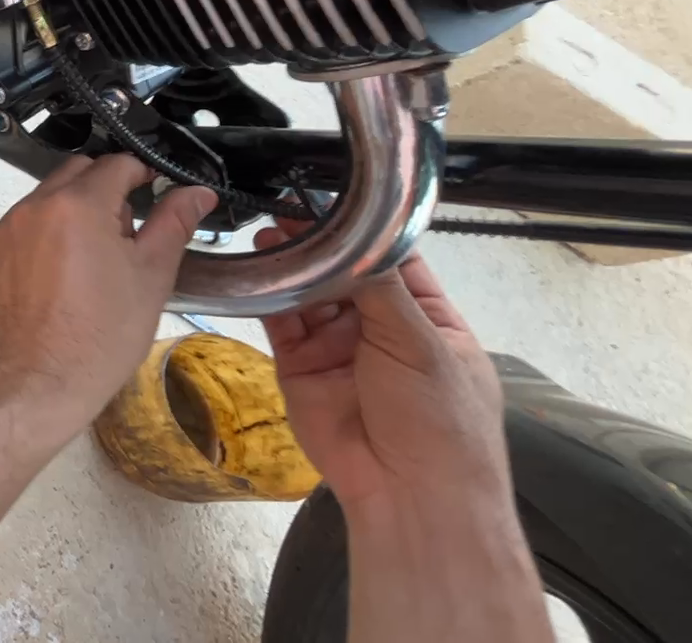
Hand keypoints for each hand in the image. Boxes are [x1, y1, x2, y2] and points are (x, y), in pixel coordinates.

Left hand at [0, 155, 216, 428]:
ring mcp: (8, 227)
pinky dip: (46, 230)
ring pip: (48, 195)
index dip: (142, 172)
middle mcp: (34, 206)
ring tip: (95, 253)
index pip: (115, 163)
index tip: (155, 188)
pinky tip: (64, 267)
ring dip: (74, 208)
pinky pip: (25, 222)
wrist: (47, 376)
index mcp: (76, 205)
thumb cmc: (103, 331)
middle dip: (105, 187)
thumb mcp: (151, 273)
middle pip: (77, 172)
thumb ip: (173, 222)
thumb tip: (194, 192)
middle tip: (126, 228)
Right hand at [258, 226, 508, 513]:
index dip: (362, 233)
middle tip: (283, 215)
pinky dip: (265, 298)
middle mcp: (377, 326)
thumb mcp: (421, 345)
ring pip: (306, 294)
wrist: (405, 490)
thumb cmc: (437, 419)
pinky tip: (253, 273)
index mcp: (425, 319)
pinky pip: (279, 322)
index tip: (330, 201)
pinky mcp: (298, 361)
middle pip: (341, 274)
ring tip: (264, 236)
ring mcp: (336, 344)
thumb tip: (355, 238)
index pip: (392, 262)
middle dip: (315, 247)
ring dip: (288, 268)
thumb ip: (381, 289)